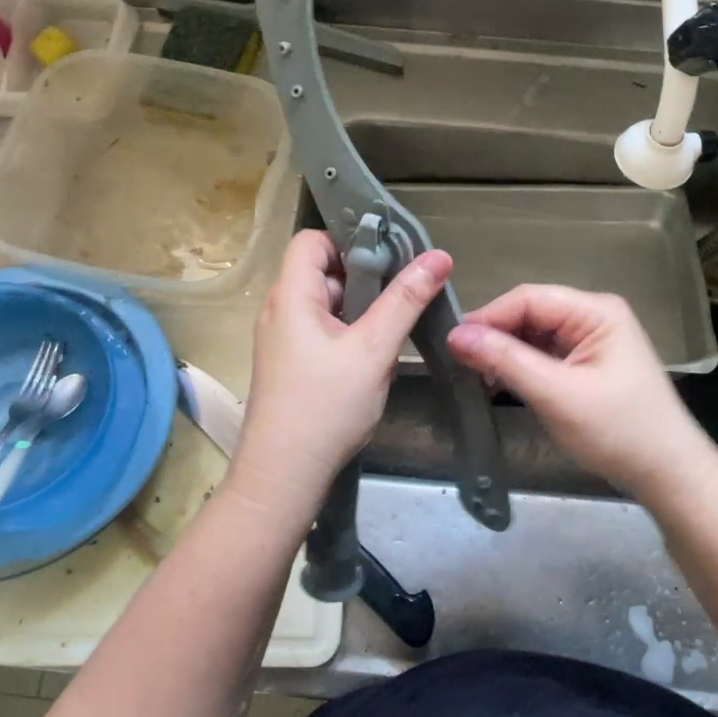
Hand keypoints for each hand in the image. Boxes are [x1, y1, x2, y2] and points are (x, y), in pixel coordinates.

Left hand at [230, 230, 451, 517]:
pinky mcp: (287, 365)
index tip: (389, 260)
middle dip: (363, 278)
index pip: (312, 240)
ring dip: (359, 309)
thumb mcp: (373, 350)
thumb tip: (439, 256)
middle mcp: (278, 310)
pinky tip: (372, 357)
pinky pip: (319, 330)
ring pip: (324, 304)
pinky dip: (347, 332)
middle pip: (320, 271)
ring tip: (392, 328)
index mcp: (290, 296)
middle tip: (401, 296)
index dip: (349, 240)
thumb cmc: (325, 407)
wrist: (282, 476)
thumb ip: (405, 301)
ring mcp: (280, 340)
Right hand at [448, 285, 709, 495]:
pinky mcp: (588, 365)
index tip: (451, 343)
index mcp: (596, 311)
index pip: (528, 298)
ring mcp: (592, 341)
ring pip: (534, 335)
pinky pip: (544, 355)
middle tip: (458, 363)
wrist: (668, 475)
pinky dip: (520, 367)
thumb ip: (505, 361)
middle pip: (530, 313)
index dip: (488, 317)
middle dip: (495, 335)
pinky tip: (499, 385)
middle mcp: (594, 317)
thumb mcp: (556, 395)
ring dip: (505, 353)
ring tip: (474, 377)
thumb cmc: (618, 432)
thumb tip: (456, 335)